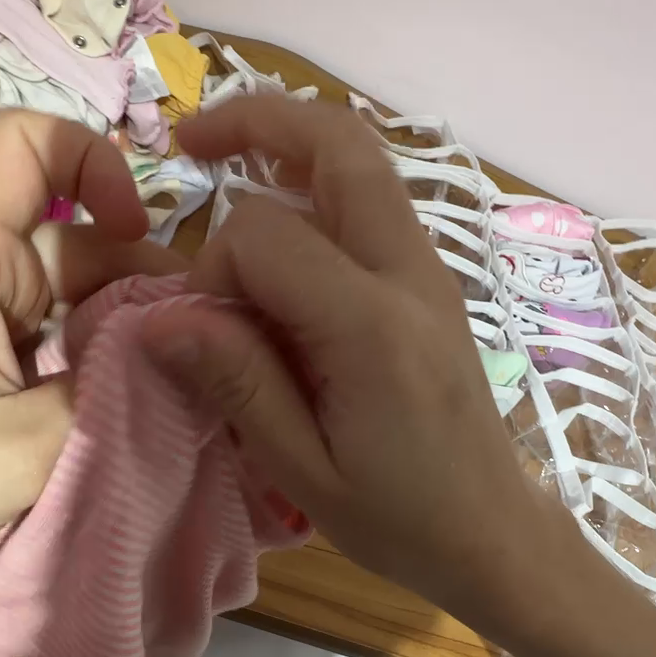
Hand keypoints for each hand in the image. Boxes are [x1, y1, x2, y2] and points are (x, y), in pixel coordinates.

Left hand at [0, 110, 177, 597]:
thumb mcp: (21, 448)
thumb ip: (113, 393)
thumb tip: (183, 357)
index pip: (26, 143)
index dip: (95, 160)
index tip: (137, 231)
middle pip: (74, 233)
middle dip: (140, 276)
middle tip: (201, 342)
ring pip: (71, 289)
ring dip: (125, 325)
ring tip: (181, 378)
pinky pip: (53, 333)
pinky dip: (98, 356)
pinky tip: (134, 399)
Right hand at [140, 97, 553, 615]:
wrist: (494, 532)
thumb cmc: (400, 519)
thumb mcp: (303, 470)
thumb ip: (237, 383)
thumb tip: (161, 317)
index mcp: (371, 326)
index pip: (265, 236)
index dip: (212, 271)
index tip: (202, 333)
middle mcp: (409, 274)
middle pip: (338, 144)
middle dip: (256, 124)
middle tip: (190, 141)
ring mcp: (428, 271)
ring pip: (360, 162)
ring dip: (288, 148)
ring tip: (224, 164)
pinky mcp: (428, 284)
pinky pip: (370, 205)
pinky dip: (316, 190)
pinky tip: (280, 231)